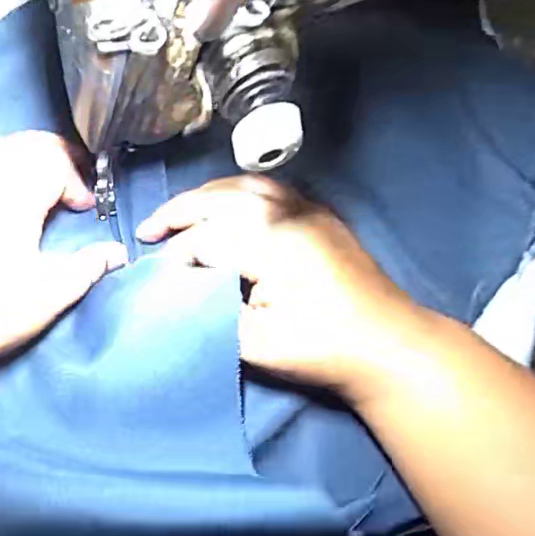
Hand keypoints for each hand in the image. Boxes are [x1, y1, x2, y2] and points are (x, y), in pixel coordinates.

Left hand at [0, 131, 126, 366]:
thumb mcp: (53, 294)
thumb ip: (89, 267)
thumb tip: (118, 253)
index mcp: (16, 203)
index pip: (51, 165)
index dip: (75, 178)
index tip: (87, 207)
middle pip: (18, 150)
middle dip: (50, 155)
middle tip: (71, 176)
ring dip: (13, 157)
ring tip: (34, 176)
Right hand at [136, 175, 423, 400]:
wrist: (386, 345)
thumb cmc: (319, 348)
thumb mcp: (253, 343)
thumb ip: (208, 314)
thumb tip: (180, 295)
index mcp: (268, 240)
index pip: (204, 239)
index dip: (175, 258)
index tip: (155, 280)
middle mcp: (286, 212)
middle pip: (220, 197)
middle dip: (179, 211)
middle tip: (149, 230)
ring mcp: (307, 211)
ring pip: (244, 187)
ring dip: (207, 198)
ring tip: (181, 216)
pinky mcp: (319, 218)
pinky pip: (268, 192)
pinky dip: (236, 197)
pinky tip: (227, 213)